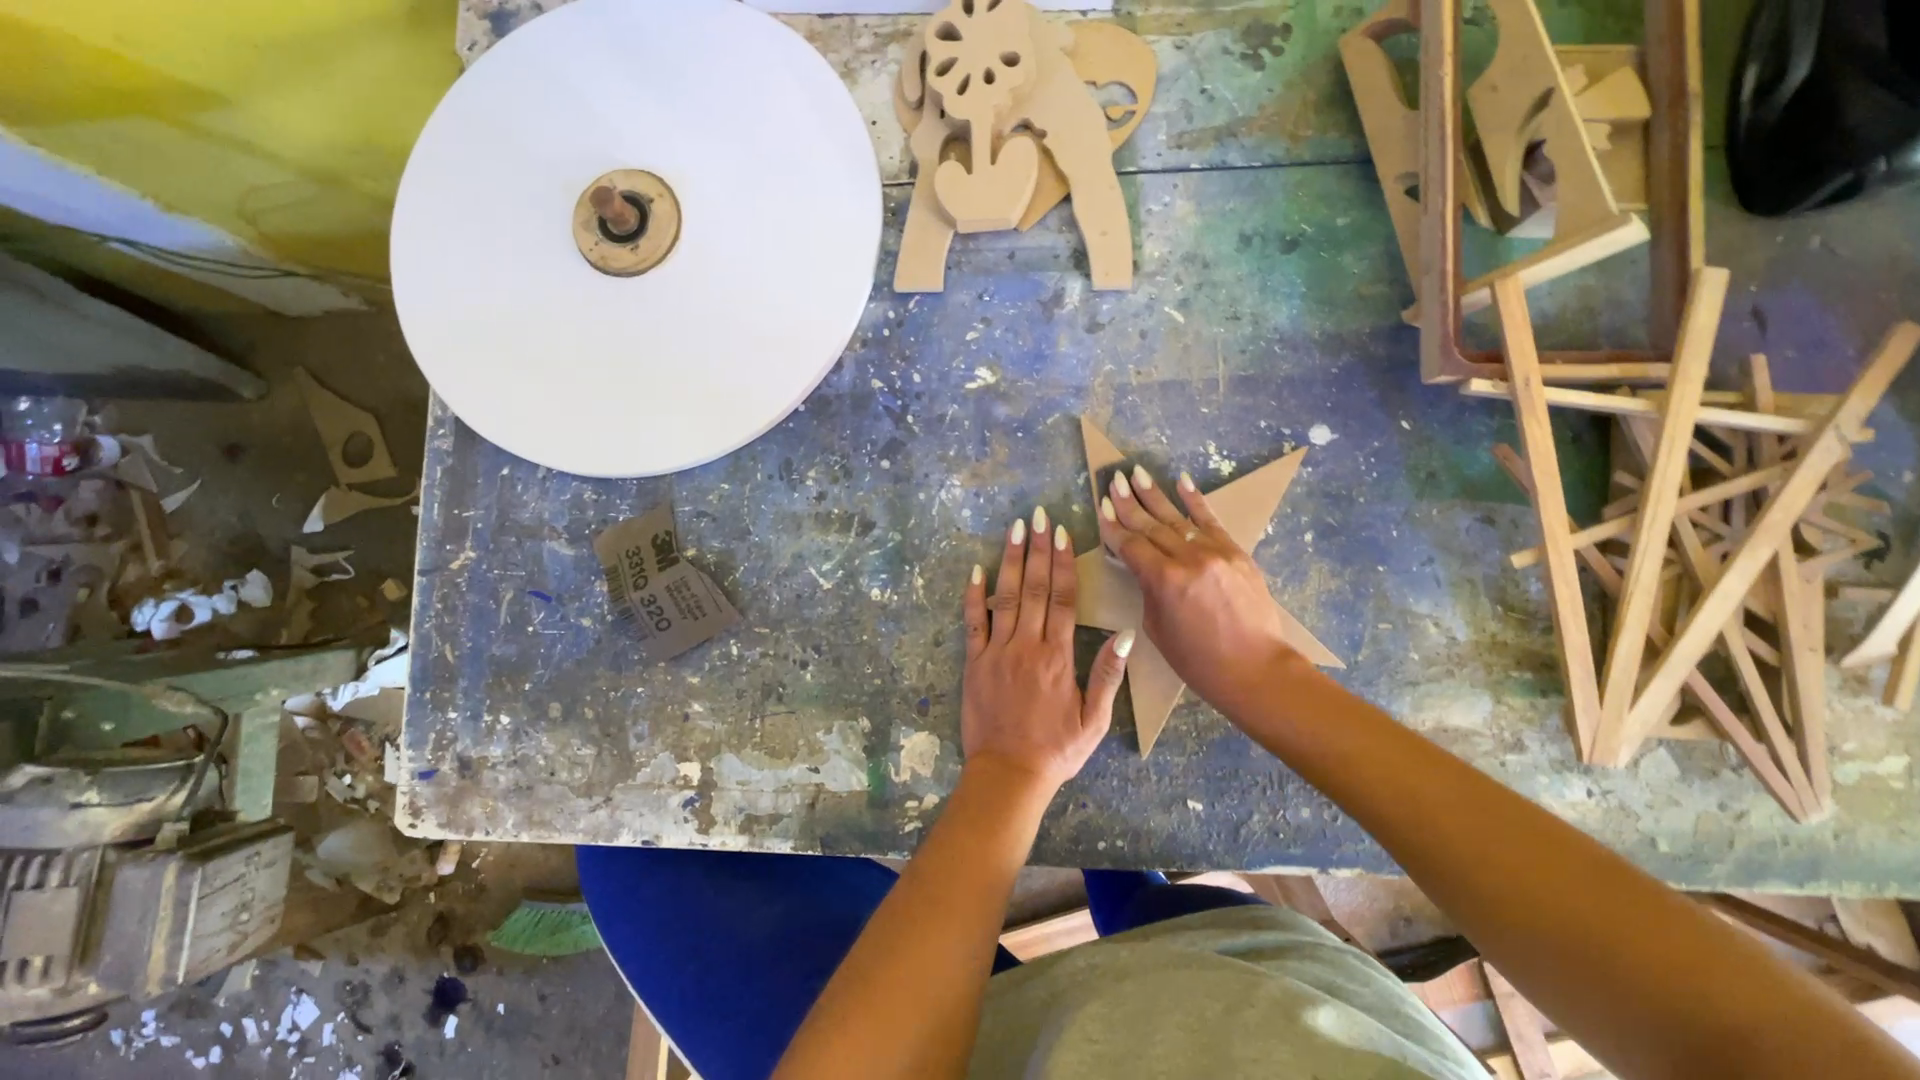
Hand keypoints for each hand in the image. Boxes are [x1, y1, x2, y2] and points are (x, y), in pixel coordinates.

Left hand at [961, 506, 1132, 796]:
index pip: (1063, 599)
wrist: (1009, 775)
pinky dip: (974, 595)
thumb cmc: (1057, 751)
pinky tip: (976, 570)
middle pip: (1034, 588)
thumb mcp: (1094, 719)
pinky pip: (973, 623)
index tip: (1063, 534)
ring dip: (1010, 560)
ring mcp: (997, 653)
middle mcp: (1027, 647)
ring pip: (1005, 597)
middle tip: (1039, 515)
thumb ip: (1108, 675)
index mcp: (1059, 657)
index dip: (1063, 563)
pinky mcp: (974, 664)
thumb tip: (1126, 635)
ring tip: (1015, 529)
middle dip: (1037, 548)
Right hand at [1096, 465, 1297, 713]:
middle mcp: (1188, 558)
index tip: (1101, 508)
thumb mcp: (1158, 628)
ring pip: (1177, 518)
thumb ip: (1148, 591)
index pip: (1131, 545)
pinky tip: (1181, 480)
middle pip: (1151, 525)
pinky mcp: (1235, 553)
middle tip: (1112, 481)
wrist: (1255, 668)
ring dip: (1154, 495)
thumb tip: (1144, 568)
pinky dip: (1195, 500)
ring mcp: (1215, 552)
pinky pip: (1211, 520)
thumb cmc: (1198, 660)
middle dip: (1129, 503)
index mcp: (1164, 580)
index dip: (1113, 527)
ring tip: (1135, 473)